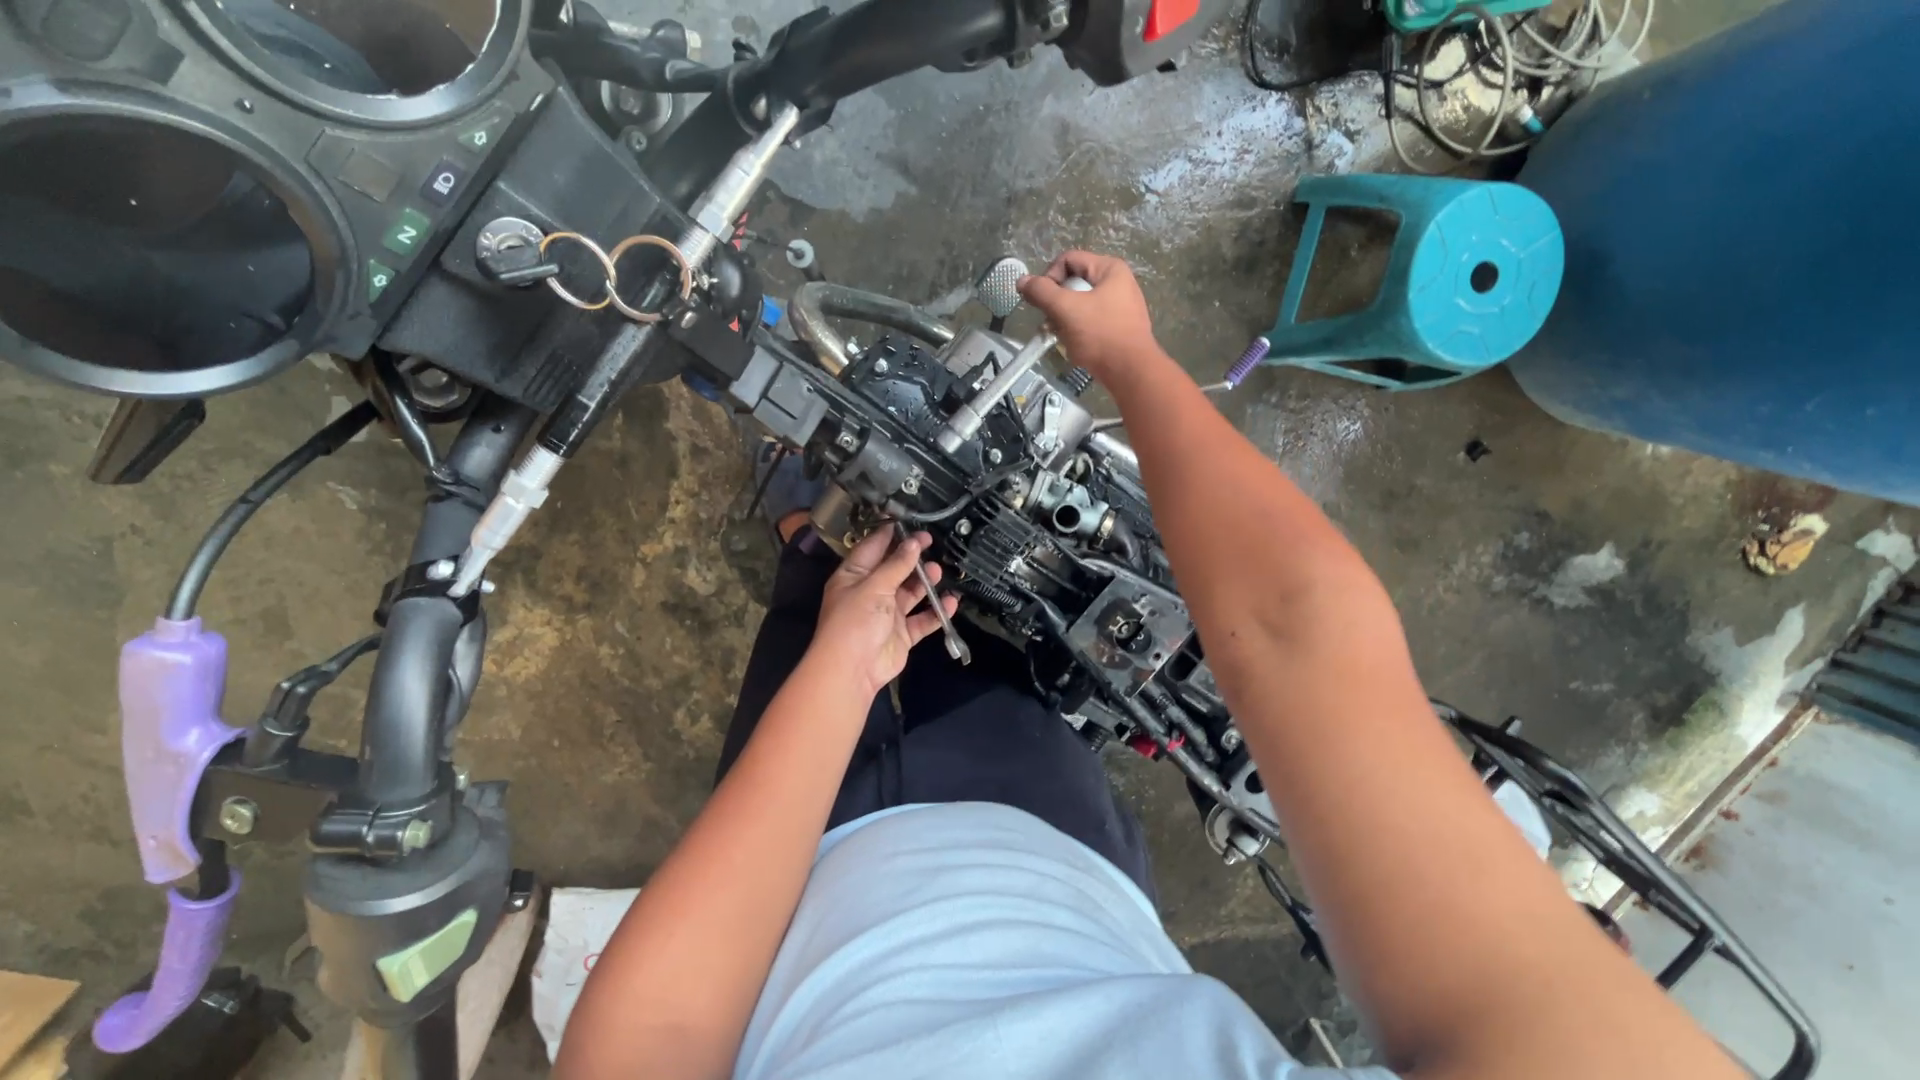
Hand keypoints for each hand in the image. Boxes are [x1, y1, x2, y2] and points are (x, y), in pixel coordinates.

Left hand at [809, 528, 960, 695]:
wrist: (852, 670)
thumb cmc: (855, 621)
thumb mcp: (873, 587)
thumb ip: (896, 565)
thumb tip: (913, 543)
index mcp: (853, 576)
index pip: (872, 548)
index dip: (891, 535)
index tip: (911, 522)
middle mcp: (870, 592)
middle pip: (894, 569)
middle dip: (912, 557)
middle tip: (932, 542)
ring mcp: (887, 614)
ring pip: (910, 593)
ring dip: (925, 582)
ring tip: (939, 570)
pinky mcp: (902, 634)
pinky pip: (923, 619)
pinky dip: (937, 611)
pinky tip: (950, 602)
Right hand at [1017, 251, 1157, 378]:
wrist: (1130, 372)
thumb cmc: (1100, 335)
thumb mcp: (1066, 309)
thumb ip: (1042, 292)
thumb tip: (1022, 281)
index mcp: (1110, 269)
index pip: (1068, 259)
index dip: (1049, 276)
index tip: (1042, 301)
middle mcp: (1118, 282)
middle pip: (1074, 282)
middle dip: (1057, 301)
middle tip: (1050, 321)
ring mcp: (1121, 305)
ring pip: (1080, 303)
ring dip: (1065, 318)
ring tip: (1061, 335)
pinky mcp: (1119, 326)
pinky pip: (1090, 320)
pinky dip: (1078, 329)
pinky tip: (1075, 345)